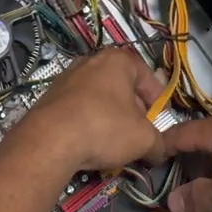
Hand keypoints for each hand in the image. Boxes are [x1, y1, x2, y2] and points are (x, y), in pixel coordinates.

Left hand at [9, 49, 166, 173]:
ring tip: (115, 142)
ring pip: (100, 97)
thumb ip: (158, 142)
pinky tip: (90, 142)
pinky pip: (79, 107)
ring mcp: (68, 77)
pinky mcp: (51, 96)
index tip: (160, 121)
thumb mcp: (144, 139)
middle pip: (122, 85)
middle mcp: (91, 61)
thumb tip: (159, 150)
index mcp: (117, 60)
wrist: (50, 139)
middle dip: (134, 110)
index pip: (147, 76)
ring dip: (111, 116)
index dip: (158, 100)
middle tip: (140, 133)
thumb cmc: (104, 127)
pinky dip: (89, 121)